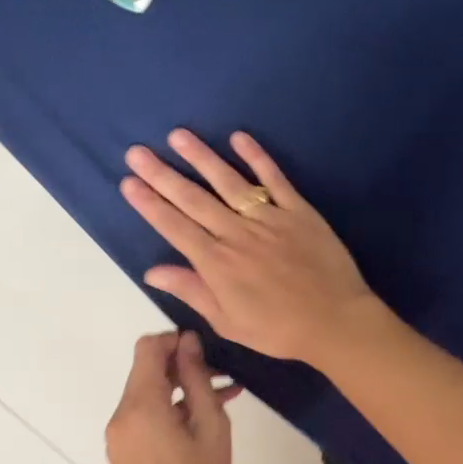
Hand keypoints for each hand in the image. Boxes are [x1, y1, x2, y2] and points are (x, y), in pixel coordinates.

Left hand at [105, 331, 239, 463]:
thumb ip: (197, 377)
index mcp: (141, 404)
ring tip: (222, 395)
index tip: (205, 351)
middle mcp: (122, 415)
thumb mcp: (209, 424)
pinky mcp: (124, 451)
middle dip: (183, 364)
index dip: (176, 340)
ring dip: (180, 386)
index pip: (148, 347)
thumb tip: (189, 339)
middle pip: (148, 368)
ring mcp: (120, 435)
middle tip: (221, 373)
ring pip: (149, 391)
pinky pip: (145, 413)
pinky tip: (203, 417)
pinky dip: (170, 407)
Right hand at [121, 130, 379, 363]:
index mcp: (218, 264)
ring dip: (202, 157)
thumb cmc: (278, 328)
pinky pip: (274, 178)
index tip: (128, 182)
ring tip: (178, 135)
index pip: (175, 227)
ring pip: (229, 182)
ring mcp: (269, 218)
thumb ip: (192, 290)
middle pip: (194, 199)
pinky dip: (256, 157)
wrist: (334, 318)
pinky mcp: (297, 209)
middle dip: (163, 175)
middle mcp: (238, 234)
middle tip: (137, 152)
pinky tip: (238, 137)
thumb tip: (152, 270)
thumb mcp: (228, 321)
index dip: (150, 204)